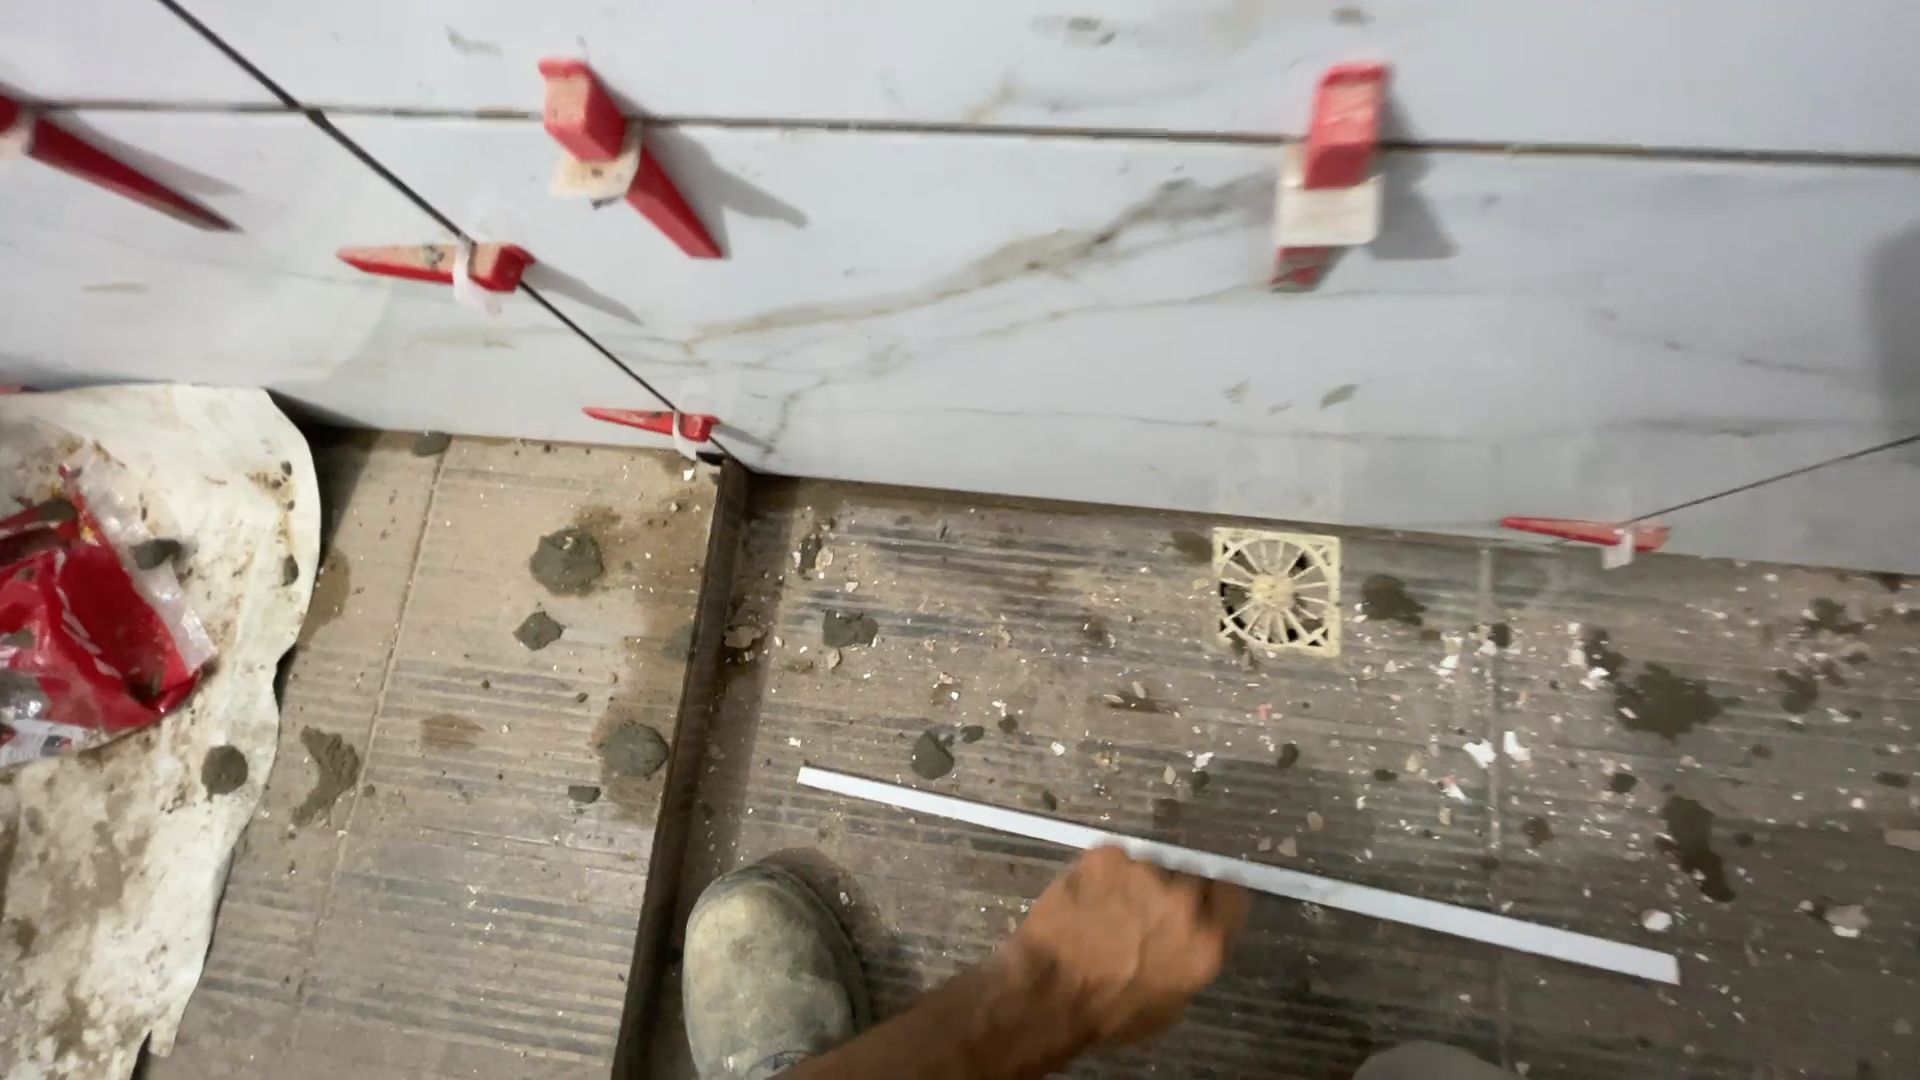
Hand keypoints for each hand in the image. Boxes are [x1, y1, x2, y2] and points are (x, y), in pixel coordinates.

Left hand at [995, 846, 1247, 1049]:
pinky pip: (1114, 858)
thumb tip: (1188, 937)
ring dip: (1135, 882)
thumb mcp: (1170, 1002)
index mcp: (1206, 941)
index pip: (1233, 895)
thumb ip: (1190, 959)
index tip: (1204, 899)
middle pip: (1189, 877)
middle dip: (1172, 890)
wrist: (1051, 987)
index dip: (1217, 896)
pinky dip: (1104, 873)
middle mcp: (1181, 899)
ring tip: (1108, 907)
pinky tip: (1088, 895)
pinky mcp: (1108, 854)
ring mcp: (1143, 870)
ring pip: (1148, 866)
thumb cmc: (1110, 1010)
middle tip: (1145, 909)